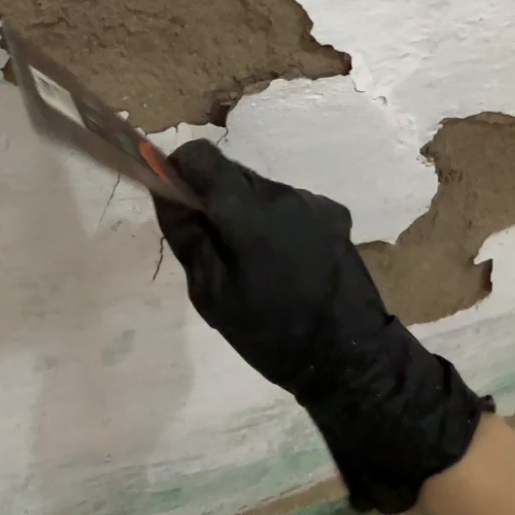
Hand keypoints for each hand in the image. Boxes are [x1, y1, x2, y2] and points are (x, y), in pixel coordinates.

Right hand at [154, 140, 491, 513]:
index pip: (201, 155)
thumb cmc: (270, 334)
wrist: (352, 359)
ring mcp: (311, 200)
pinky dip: (272, 219)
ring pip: (257, 187)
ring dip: (242, 209)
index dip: (178, 169)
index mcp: (248, 211)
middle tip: (210, 242)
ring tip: (249, 259)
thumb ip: (185, 233)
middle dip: (209, 195)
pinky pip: (285, 202)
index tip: (173, 197)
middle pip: (229, 171)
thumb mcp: (210, 292)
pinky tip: (282, 260)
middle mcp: (282, 192)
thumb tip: (163, 188)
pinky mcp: (332, 212)